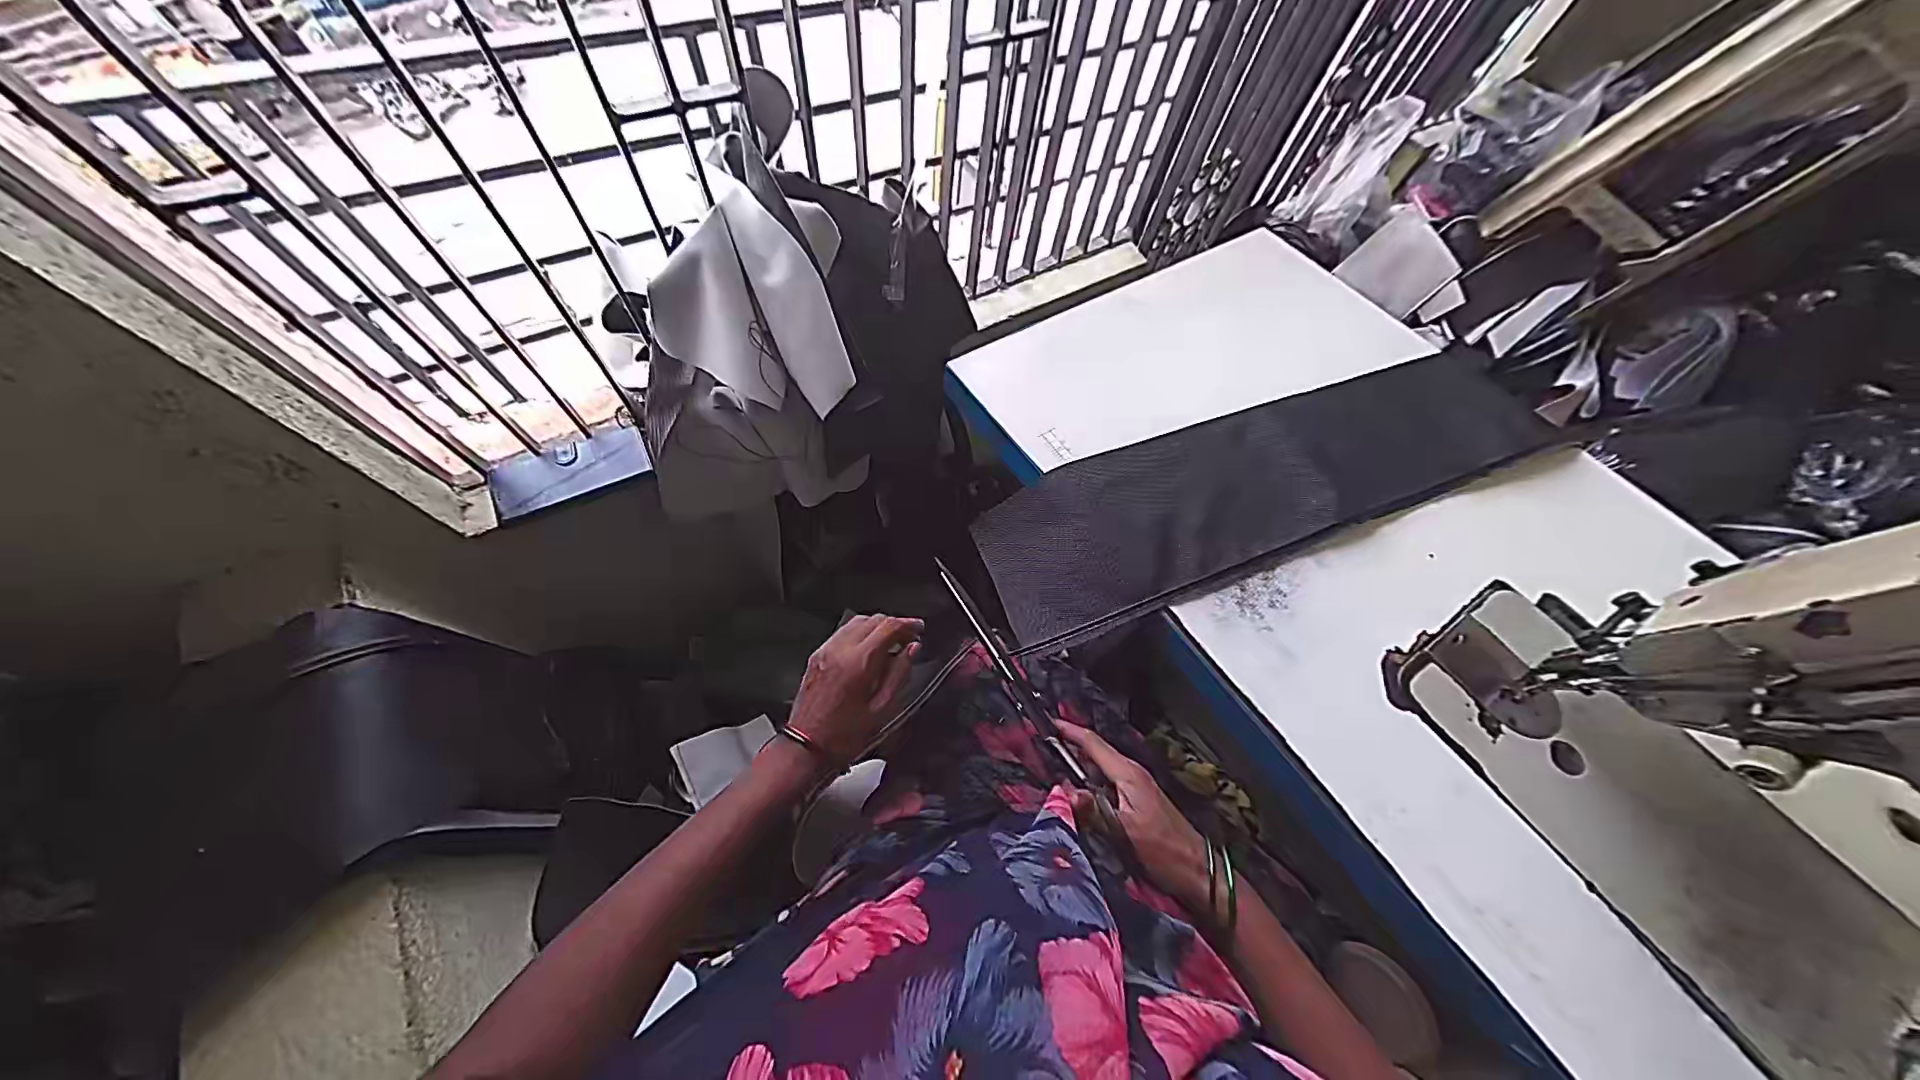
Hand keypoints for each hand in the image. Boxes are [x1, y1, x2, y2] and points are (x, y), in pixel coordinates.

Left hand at [785, 614, 923, 765]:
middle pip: (872, 619)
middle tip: (908, 637)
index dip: (908, 624)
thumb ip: (899, 673)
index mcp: (858, 663)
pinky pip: (842, 633)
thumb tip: (911, 651)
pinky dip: (860, 634)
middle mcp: (839, 651)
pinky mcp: (816, 657)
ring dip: (877, 627)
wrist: (806, 747)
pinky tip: (868, 650)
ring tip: (890, 643)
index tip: (919, 628)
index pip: (888, 626)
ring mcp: (825, 652)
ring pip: (856, 622)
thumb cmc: (842, 736)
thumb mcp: (882, 709)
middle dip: (894, 624)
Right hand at [1057, 720, 1211, 909]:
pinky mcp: (1136, 800)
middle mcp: (1132, 774)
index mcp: (1128, 774)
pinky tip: (1078, 789)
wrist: (1197, 870)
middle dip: (1070, 743)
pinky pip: (1106, 780)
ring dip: (1078, 761)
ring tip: (1053, 762)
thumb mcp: (1126, 832)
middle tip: (1043, 742)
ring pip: (1100, 766)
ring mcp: (1135, 786)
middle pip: (1095, 750)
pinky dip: (1088, 778)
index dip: (1069, 731)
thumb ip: (1094, 811)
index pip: (1093, 743)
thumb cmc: (1165, 851)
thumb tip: (1066, 792)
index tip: (1047, 723)